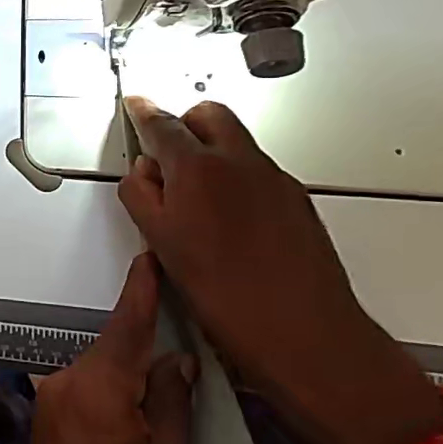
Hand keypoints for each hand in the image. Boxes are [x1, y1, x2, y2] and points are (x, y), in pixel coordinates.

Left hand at [11, 254, 194, 443]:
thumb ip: (171, 406)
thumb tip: (177, 359)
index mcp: (97, 390)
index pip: (124, 328)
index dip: (140, 291)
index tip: (147, 257)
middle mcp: (63, 381)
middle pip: (110, 348)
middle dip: (142, 342)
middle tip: (179, 330)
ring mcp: (48, 397)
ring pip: (97, 368)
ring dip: (126, 371)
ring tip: (162, 383)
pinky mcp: (43, 415)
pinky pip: (83, 386)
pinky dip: (109, 388)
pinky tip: (131, 406)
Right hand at [117, 97, 442, 443]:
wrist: (305, 337)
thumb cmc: (229, 296)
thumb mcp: (159, 242)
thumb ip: (140, 194)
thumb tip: (143, 174)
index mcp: (198, 169)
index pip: (163, 122)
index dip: (144, 112)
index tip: (137, 106)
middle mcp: (241, 163)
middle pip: (210, 114)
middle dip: (185, 122)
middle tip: (167, 149)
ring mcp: (276, 181)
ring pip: (237, 142)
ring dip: (212, 151)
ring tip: (196, 195)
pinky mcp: (299, 202)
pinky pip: (259, 171)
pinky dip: (238, 177)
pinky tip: (228, 218)